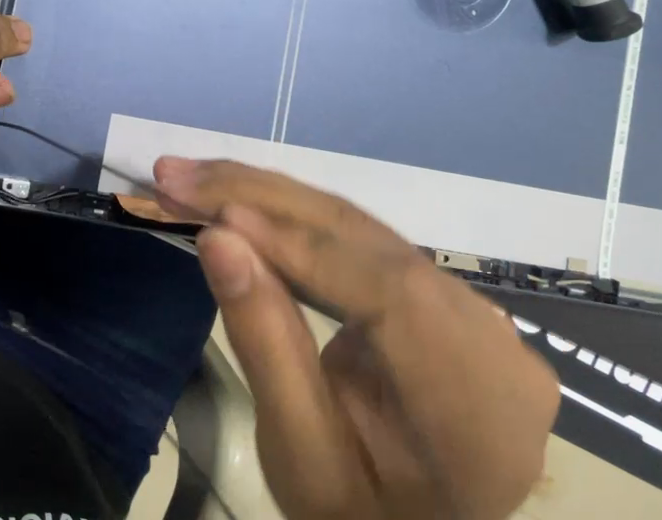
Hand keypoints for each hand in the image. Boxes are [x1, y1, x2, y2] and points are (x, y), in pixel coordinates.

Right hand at [154, 158, 557, 519]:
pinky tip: (235, 201)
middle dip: (263, 199)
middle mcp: (490, 341)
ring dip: (266, 197)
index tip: (214, 218)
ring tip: (186, 178)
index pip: (390, 294)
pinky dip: (288, 217)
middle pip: (370, 243)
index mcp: (476, 403)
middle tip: (172, 176)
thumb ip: (264, 344)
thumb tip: (217, 239)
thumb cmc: (351, 512)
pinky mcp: (437, 298)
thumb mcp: (298, 453)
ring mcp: (470, 314)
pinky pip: (359, 242)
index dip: (299, 246)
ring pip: (359, 230)